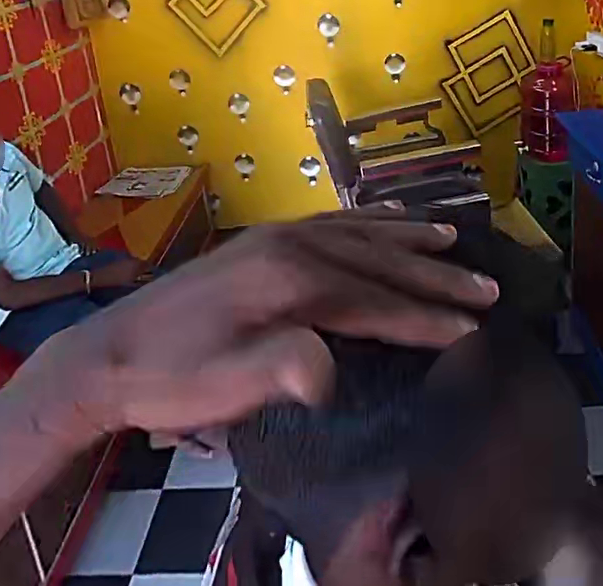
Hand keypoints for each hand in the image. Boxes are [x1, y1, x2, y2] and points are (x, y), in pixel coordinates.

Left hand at [12, 210, 498, 446]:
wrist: (116, 350)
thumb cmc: (173, 375)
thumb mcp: (221, 385)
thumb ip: (279, 370)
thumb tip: (332, 369)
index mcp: (287, 278)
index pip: (373, 298)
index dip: (425, 317)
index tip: (474, 329)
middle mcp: (289, 244)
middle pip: (375, 258)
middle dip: (433, 275)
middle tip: (487, 288)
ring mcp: (276, 236)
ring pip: (358, 232)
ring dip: (407, 239)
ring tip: (451, 239)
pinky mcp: (265, 241)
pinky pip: (331, 222)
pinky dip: (367, 220)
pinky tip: (384, 218)